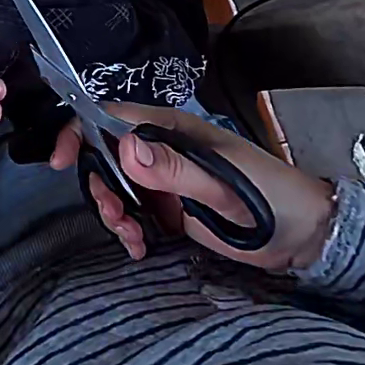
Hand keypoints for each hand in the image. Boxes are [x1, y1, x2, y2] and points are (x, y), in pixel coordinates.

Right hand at [51, 104, 335, 270]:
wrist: (303, 236)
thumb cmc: (271, 199)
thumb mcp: (223, 185)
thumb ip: (174, 169)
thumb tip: (125, 145)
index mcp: (175, 130)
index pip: (114, 117)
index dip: (81, 131)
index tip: (61, 161)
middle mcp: (164, 150)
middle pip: (106, 156)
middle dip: (100, 187)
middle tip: (117, 217)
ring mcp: (165, 179)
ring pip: (115, 187)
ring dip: (113, 212)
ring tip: (133, 236)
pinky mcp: (169, 207)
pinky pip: (132, 213)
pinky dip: (128, 230)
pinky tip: (141, 246)